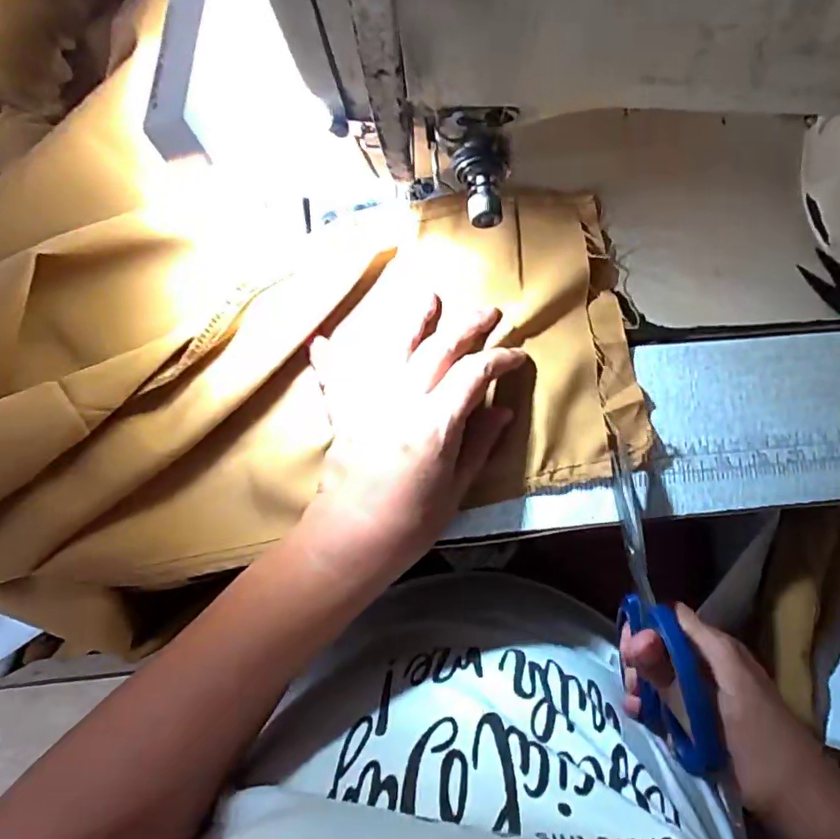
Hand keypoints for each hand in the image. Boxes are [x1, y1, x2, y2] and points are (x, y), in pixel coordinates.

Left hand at [295, 278, 528, 587]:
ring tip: (427, 298)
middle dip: (467, 327)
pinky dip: (331, 359)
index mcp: (435, 423)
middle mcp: (402, 401)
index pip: (473, 374)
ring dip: (413, 322)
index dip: (500, 359)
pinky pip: (337, 378)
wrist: (351, 539)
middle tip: (489, 312)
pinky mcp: (344, 414)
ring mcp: (369, 403)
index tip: (517, 355)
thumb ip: (478, 444)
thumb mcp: (456, 489)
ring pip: (393, 349)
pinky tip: (322, 341)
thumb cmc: (410, 524)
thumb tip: (500, 409)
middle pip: (438, 350)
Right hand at [620, 604, 835, 818]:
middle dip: (643, 662)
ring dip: (651, 686)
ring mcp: (720, 682)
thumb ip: (667, 676)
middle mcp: (719, 658)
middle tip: (632, 690)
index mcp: (719, 650)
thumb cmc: (757, 755)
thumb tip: (636, 636)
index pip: (671, 617)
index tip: (628, 657)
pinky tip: (652, 720)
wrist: (804, 803)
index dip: (645, 629)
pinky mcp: (719, 705)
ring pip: (672, 669)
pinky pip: (684, 690)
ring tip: (639, 710)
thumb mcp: (703, 716)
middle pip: (667, 643)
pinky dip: (666, 702)